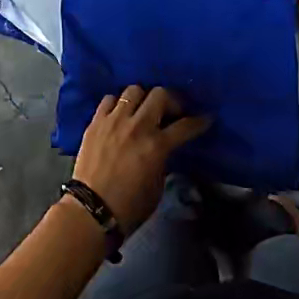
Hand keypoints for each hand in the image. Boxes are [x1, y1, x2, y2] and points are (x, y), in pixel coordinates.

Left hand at [72, 86, 210, 230]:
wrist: (93, 209)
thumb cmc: (130, 205)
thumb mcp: (158, 184)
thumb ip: (163, 159)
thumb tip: (164, 146)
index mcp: (156, 145)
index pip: (185, 126)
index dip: (199, 121)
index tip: (204, 118)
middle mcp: (137, 126)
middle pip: (160, 94)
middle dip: (171, 101)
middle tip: (171, 112)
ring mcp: (114, 120)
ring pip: (134, 90)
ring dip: (143, 99)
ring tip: (143, 110)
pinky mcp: (96, 121)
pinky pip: (109, 99)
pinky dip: (118, 104)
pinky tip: (119, 114)